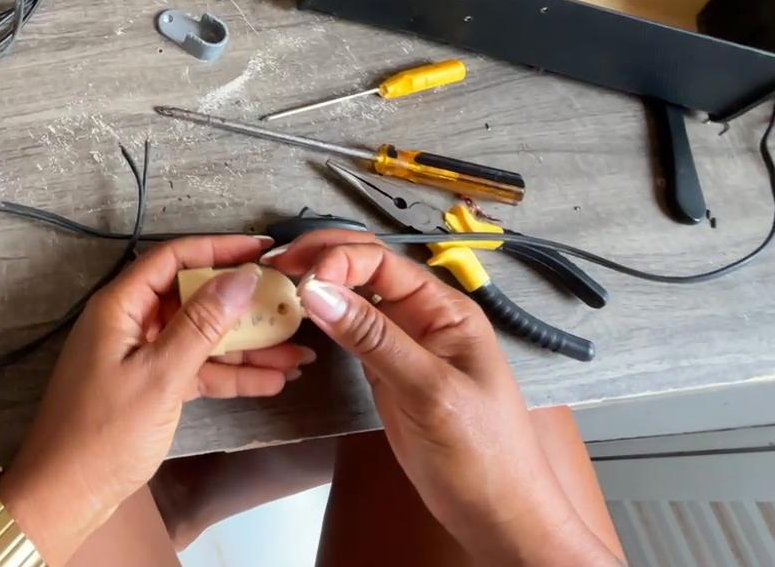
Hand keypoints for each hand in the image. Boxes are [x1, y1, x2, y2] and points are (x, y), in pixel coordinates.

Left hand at [0, 235, 312, 562]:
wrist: (63, 495)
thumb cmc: (103, 431)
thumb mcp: (159, 376)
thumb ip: (201, 325)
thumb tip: (240, 278)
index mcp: (121, 304)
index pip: (174, 258)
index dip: (218, 249)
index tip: (262, 250)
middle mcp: (131, 320)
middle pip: (192, 297)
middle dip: (242, 303)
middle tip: (288, 304)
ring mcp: (141, 353)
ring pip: (200, 336)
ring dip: (245, 345)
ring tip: (297, 352)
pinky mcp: (151, 384)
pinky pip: (195, 367)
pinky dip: (228, 374)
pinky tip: (272, 381)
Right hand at [268, 229, 621, 565]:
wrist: (498, 519)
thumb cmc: (482, 454)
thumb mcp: (429, 391)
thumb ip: (372, 337)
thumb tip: (315, 290)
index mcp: (443, 308)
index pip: (380, 261)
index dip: (337, 259)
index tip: (301, 278)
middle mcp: (420, 313)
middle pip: (364, 264)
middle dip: (320, 255)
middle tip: (276, 264)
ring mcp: (400, 337)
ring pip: (352, 291)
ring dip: (317, 280)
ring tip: (277, 280)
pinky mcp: (382, 363)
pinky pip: (348, 324)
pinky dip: (321, 313)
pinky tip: (298, 312)